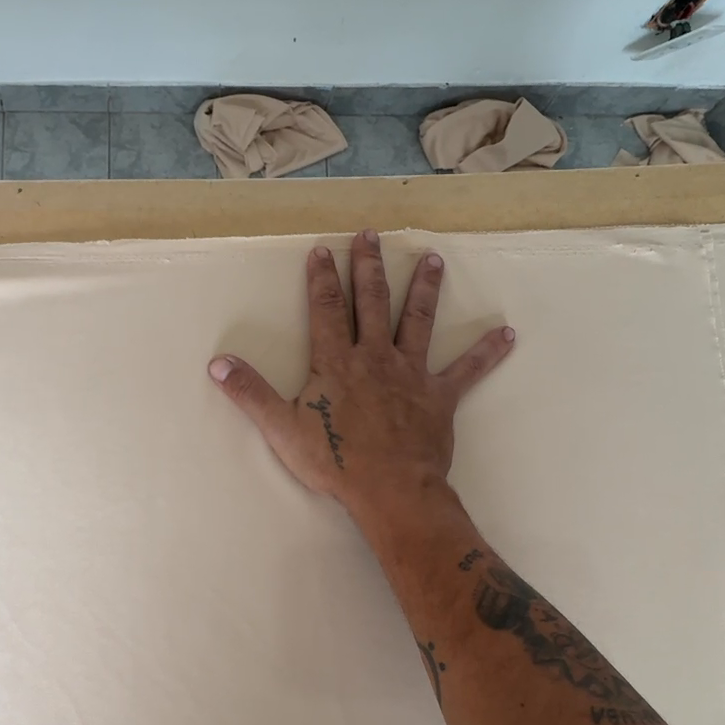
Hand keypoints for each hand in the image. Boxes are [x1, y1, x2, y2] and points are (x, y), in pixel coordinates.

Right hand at [209, 229, 514, 518]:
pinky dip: (487, 352)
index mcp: (336, 362)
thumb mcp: (280, 428)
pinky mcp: (440, 397)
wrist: (389, 488)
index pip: (325, 310)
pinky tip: (507, 333)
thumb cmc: (334, 459)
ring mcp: (411, 374)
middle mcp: (375, 357)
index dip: (321, 279)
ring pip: (419, 322)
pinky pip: (468, 370)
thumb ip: (250, 393)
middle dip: (369, 267)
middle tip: (371, 235)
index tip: (322, 250)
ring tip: (434, 260)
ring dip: (426, 289)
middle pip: (372, 303)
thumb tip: (217, 363)